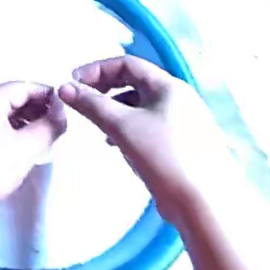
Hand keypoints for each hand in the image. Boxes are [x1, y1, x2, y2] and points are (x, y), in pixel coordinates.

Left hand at [0, 82, 66, 211]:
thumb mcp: (26, 148)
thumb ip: (48, 127)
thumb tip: (61, 112)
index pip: (21, 86)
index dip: (46, 94)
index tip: (68, 109)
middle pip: (11, 97)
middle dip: (37, 108)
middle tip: (61, 126)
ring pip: (3, 112)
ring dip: (26, 120)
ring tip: (47, 137)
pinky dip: (13, 129)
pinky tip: (26, 145)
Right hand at [57, 56, 239, 224]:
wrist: (205, 206)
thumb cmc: (163, 155)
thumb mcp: (120, 124)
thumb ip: (89, 102)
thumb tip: (63, 87)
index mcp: (170, 87)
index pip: (127, 63)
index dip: (96, 68)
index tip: (74, 82)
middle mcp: (180, 100)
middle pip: (133, 82)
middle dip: (103, 88)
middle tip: (81, 99)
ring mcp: (184, 123)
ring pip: (139, 105)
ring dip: (112, 109)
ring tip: (97, 125)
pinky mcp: (183, 145)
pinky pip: (147, 124)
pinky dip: (126, 126)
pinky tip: (116, 143)